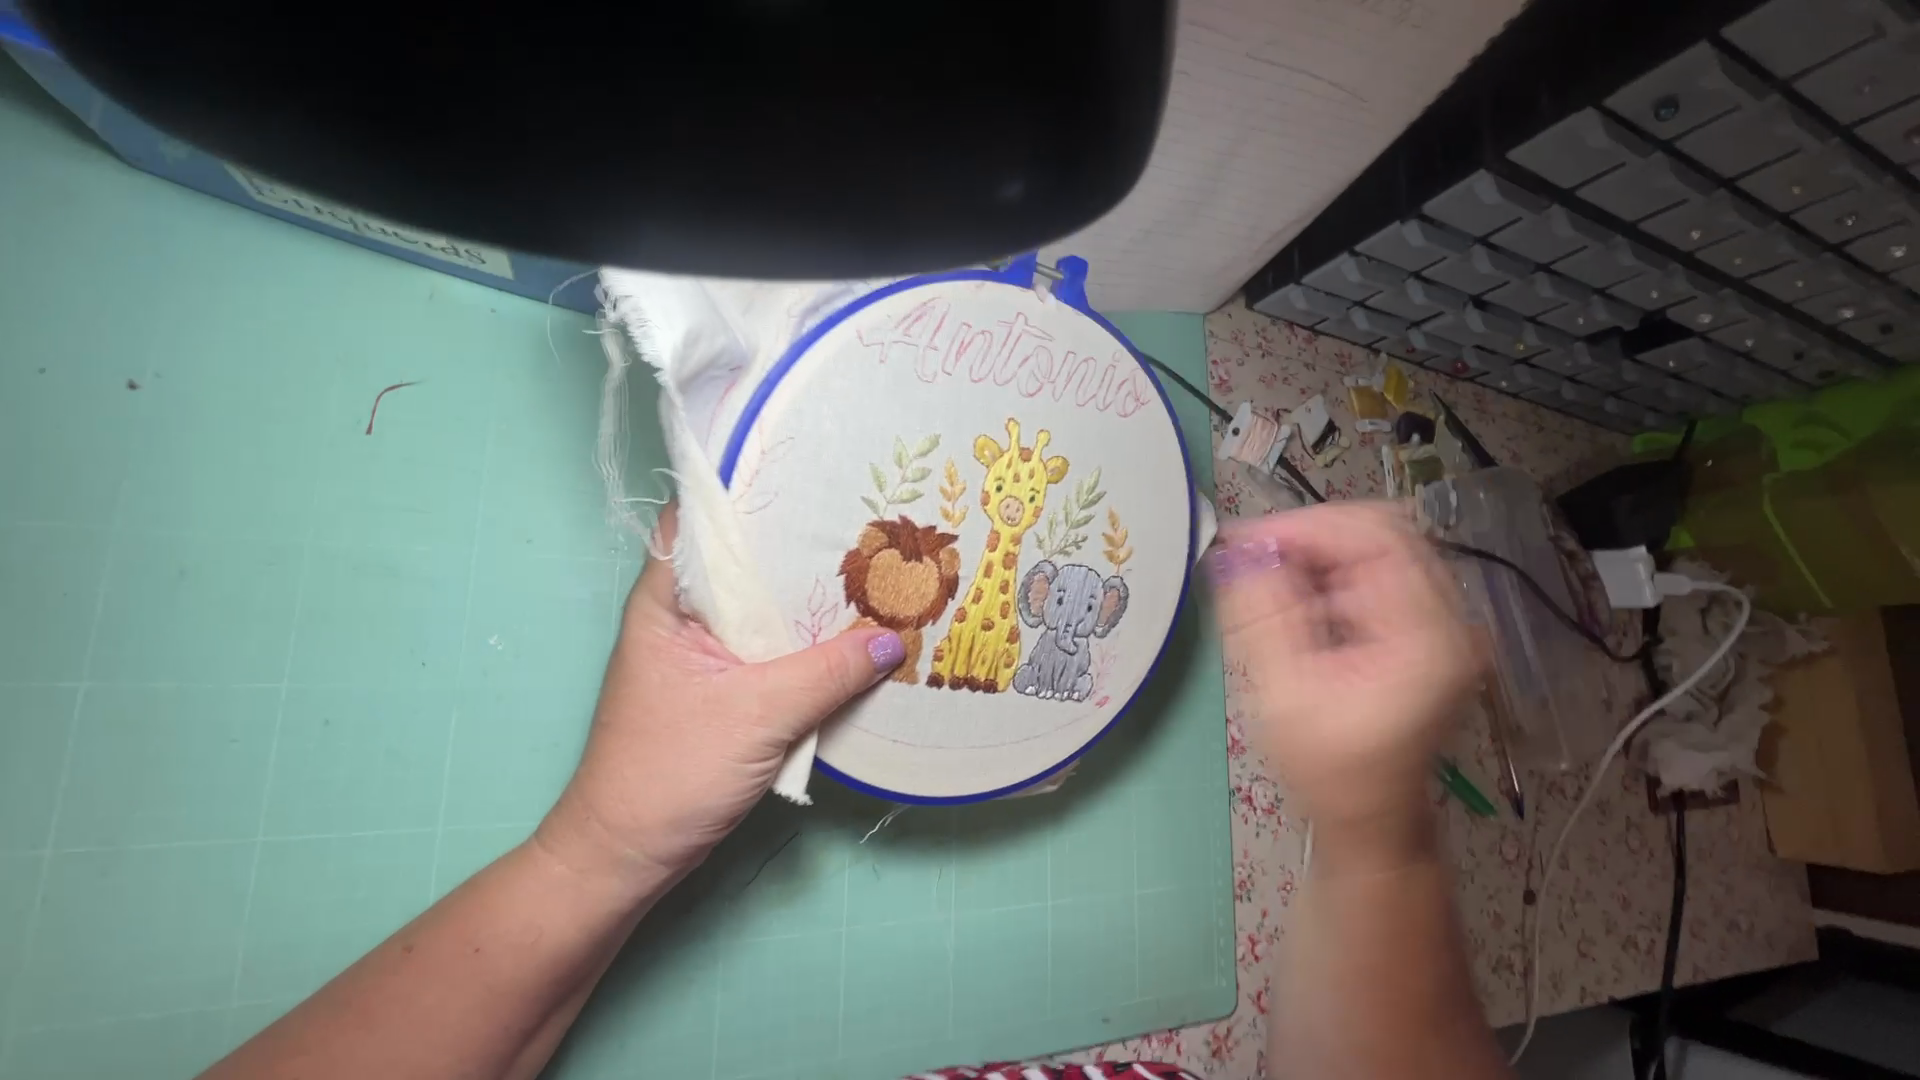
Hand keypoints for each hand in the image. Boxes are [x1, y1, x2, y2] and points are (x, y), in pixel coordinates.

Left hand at [536, 504, 903, 886]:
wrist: (627, 858)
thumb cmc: (670, 774)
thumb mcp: (758, 716)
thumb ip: (829, 673)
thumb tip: (895, 638)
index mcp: (667, 600)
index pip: (705, 520)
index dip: (755, 492)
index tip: (816, 478)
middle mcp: (683, 615)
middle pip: (744, 563)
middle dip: (799, 546)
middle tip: (866, 521)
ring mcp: (703, 652)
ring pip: (762, 608)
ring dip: (808, 597)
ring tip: (871, 567)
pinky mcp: (724, 686)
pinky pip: (772, 647)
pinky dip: (807, 640)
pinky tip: (852, 633)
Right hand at [1207, 502, 1478, 865]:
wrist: (1367, 819)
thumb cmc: (1328, 770)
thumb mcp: (1284, 694)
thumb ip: (1261, 617)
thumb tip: (1236, 552)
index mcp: (1427, 634)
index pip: (1376, 538)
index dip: (1306, 527)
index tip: (1244, 543)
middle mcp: (1446, 616)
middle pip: (1379, 534)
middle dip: (1306, 537)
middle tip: (1248, 557)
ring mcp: (1434, 620)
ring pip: (1370, 549)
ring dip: (1310, 556)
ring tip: (1260, 581)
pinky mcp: (1414, 627)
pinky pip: (1366, 575)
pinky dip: (1321, 576)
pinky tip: (1288, 603)